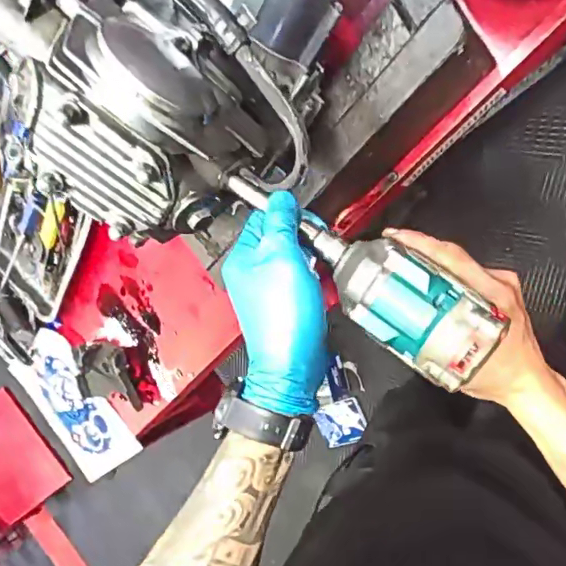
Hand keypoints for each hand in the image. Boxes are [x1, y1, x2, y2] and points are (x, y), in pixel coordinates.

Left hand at [222, 191, 328, 416]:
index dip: (289, 216)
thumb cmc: (283, 321)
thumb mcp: (282, 258)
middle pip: (283, 239)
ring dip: (314, 263)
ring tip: (320, 273)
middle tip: (316, 251)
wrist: (293, 366)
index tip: (307, 225)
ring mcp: (271, 291)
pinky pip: (306, 283)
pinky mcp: (289, 307)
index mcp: (242, 258)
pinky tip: (323, 290)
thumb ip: (281, 224)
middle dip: (305, 242)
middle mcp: (253, 273)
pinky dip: (318, 283)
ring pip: (298, 260)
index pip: (264, 218)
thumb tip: (281, 200)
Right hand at [382, 228, 554, 410]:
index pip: (452, 258)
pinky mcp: (503, 293)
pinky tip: (435, 282)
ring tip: (410, 263)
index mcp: (493, 296)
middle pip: (454, 256)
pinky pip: (470, 276)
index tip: (399, 238)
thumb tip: (402, 334)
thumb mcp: (459, 364)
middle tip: (396, 248)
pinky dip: (449, 276)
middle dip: (422, 249)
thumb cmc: (502, 376)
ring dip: (435, 262)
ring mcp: (504, 287)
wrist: (526, 382)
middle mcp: (501, 286)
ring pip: (462, 264)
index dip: (422, 244)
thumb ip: (431, 345)